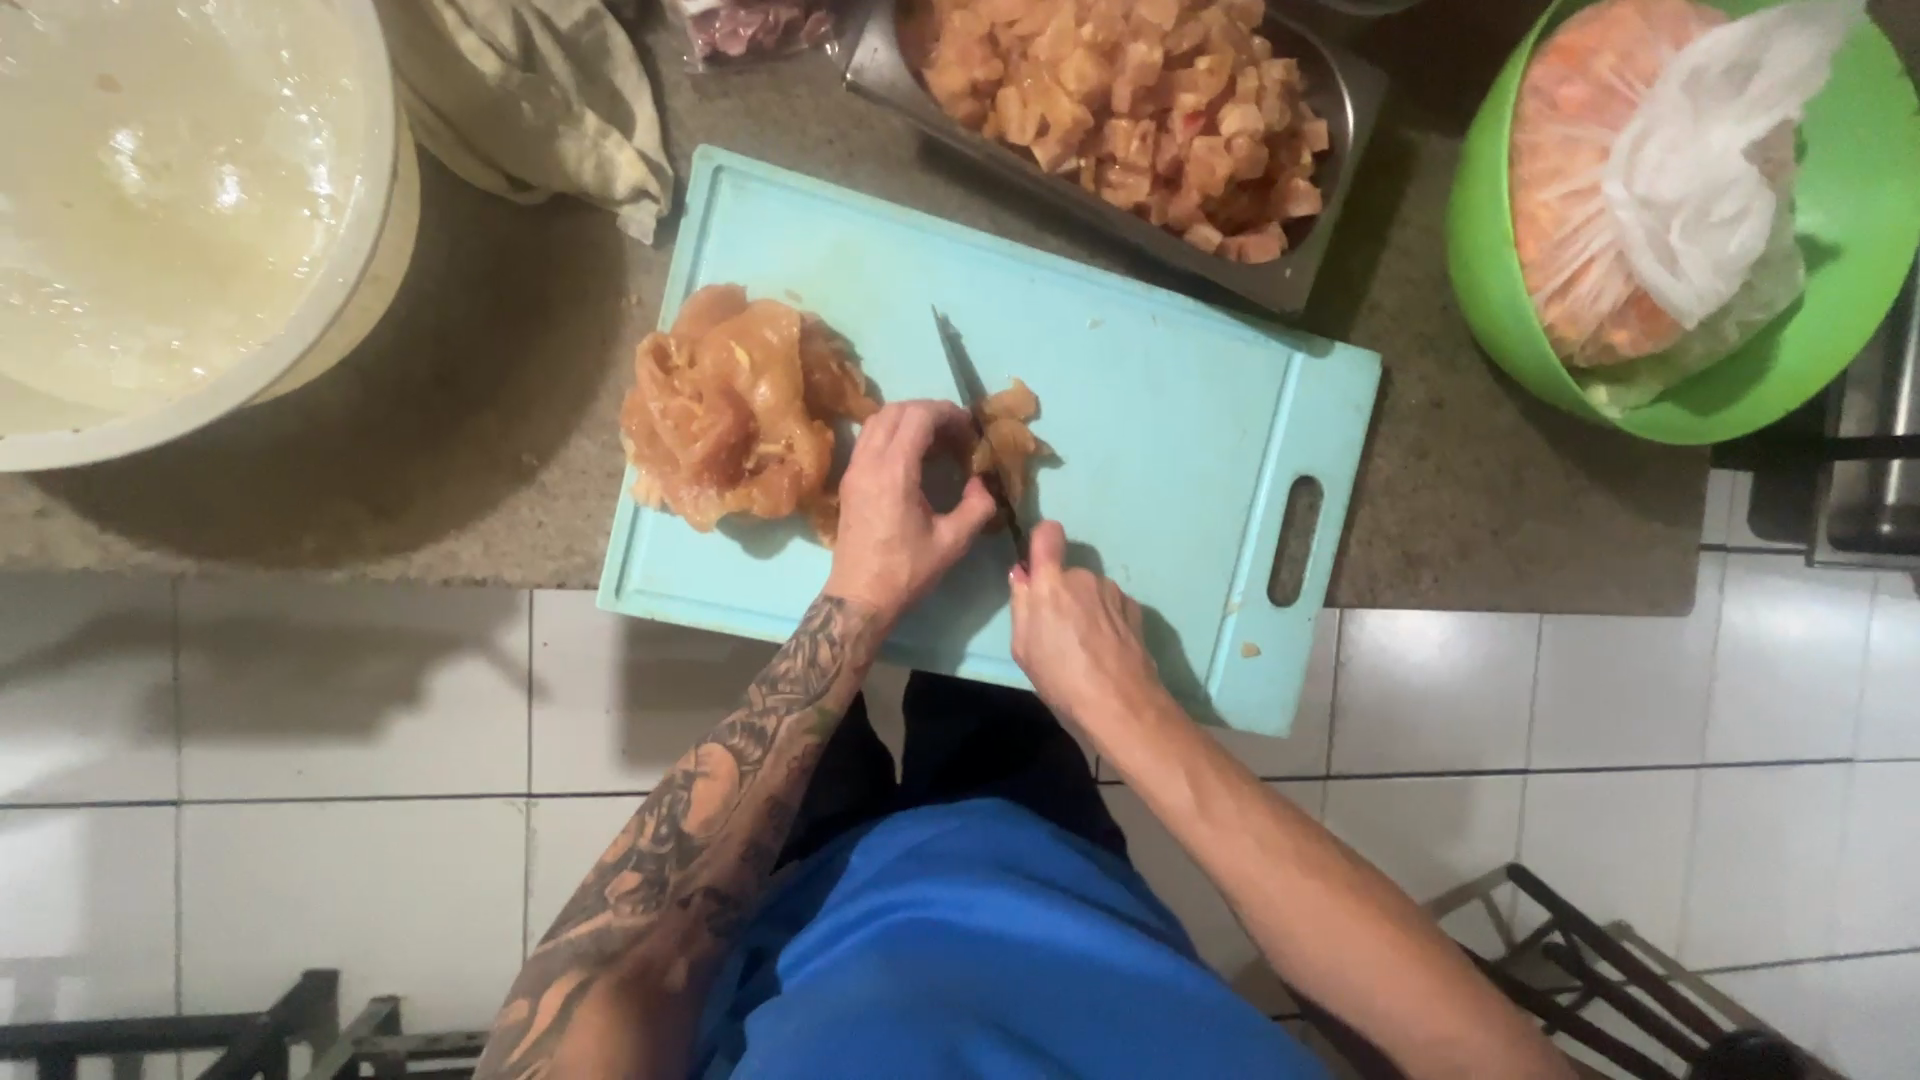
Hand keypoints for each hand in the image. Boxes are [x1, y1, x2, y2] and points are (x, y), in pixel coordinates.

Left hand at [824, 400, 998, 624]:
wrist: (860, 597)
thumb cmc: (907, 571)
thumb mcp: (953, 542)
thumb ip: (977, 506)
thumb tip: (983, 483)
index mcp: (894, 471)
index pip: (918, 416)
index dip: (947, 413)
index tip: (969, 428)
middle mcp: (868, 462)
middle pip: (895, 410)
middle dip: (928, 411)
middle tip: (955, 431)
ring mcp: (853, 469)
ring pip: (877, 420)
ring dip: (908, 419)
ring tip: (935, 439)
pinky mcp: (849, 480)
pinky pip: (868, 438)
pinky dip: (892, 433)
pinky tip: (913, 455)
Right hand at [1009, 520, 1168, 732]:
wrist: (1119, 705)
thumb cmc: (1060, 678)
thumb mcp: (1023, 647)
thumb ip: (1021, 604)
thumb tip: (1022, 574)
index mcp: (1051, 582)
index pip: (1047, 533)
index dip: (1041, 543)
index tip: (1038, 567)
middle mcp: (1085, 577)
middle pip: (1068, 574)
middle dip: (1062, 594)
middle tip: (1058, 632)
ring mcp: (1114, 592)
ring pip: (1092, 591)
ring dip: (1087, 609)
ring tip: (1085, 647)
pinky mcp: (1136, 609)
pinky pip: (1112, 606)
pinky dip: (1108, 621)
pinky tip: (1107, 650)